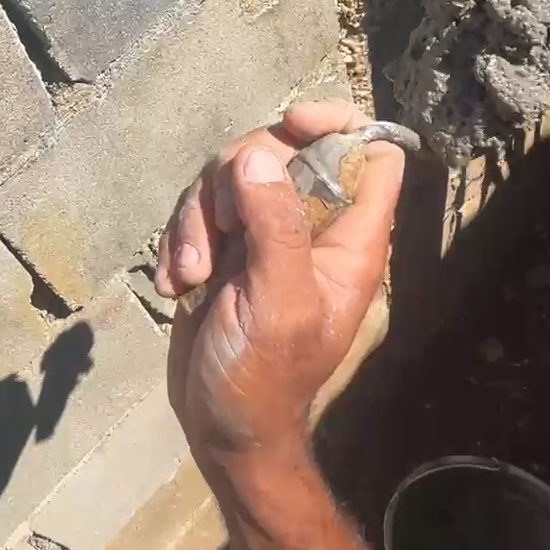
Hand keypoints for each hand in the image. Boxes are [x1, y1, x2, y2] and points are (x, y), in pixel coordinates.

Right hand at [154, 100, 403, 474]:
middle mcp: (309, 222)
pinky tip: (178, 280)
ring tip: (194, 271)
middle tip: (222, 229)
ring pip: (229, 173)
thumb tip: (259, 154)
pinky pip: (197, 204)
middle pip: (281, 147)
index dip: (336, 124)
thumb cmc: (264, 378)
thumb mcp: (277, 306)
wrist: (219, 425)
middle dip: (237, 177)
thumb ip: (275, 228)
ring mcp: (262, 228)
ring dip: (198, 218)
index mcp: (348, 236)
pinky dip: (180, 237)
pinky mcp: (222, 240)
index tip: (290, 125)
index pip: (371, 151)